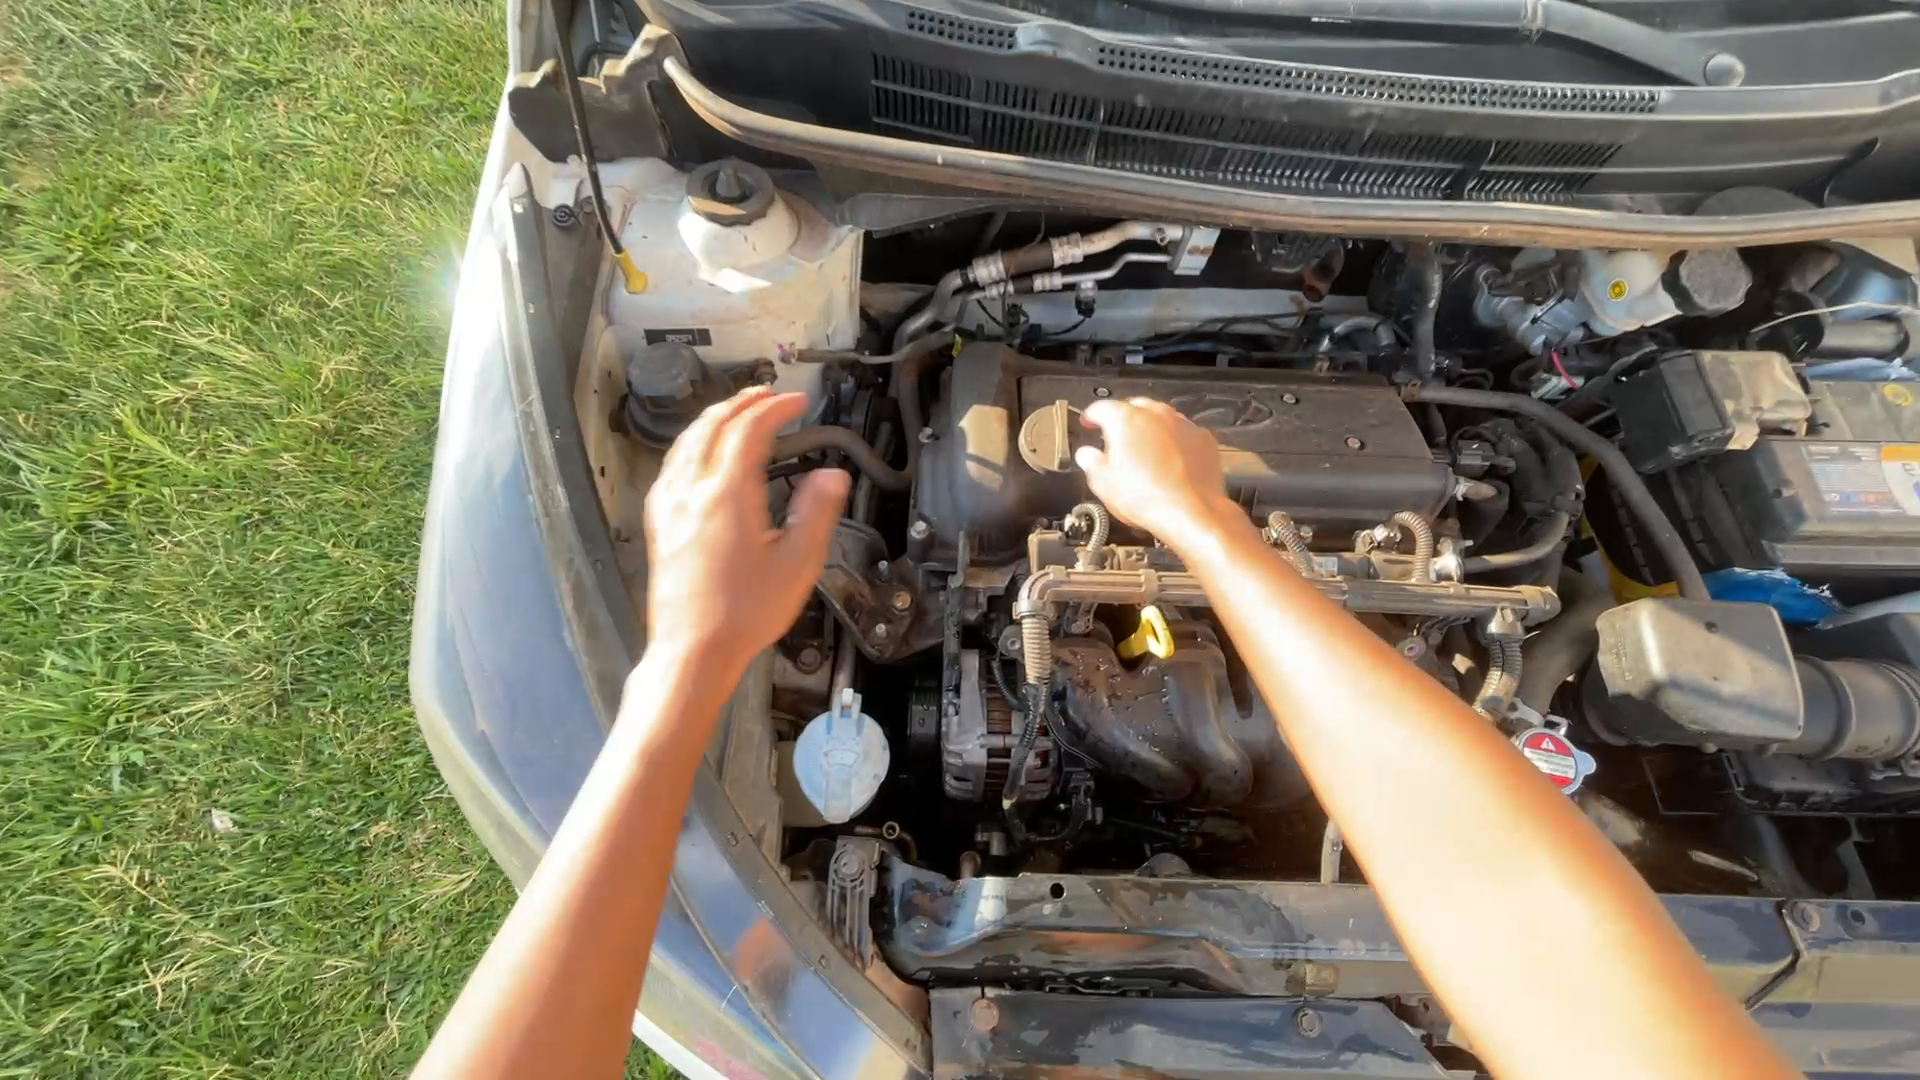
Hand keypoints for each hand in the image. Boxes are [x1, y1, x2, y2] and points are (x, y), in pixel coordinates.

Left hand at [643, 387, 849, 675]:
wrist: (693, 650)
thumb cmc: (745, 612)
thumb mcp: (798, 563)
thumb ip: (816, 512)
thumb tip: (833, 476)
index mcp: (727, 495)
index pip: (749, 431)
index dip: (774, 408)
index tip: (796, 402)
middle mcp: (691, 491)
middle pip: (712, 426)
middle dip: (742, 403)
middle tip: (768, 395)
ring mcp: (669, 505)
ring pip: (686, 441)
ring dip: (715, 418)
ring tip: (738, 411)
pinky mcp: (659, 523)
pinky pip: (672, 464)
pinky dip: (693, 442)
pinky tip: (700, 452)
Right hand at [1074, 397, 1238, 553]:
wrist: (1191, 513)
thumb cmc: (1145, 497)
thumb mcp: (1102, 483)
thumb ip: (1090, 462)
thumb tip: (1086, 454)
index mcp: (1125, 420)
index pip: (1101, 407)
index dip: (1090, 416)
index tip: (1088, 422)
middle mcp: (1155, 414)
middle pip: (1134, 407)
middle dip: (1122, 419)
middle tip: (1115, 438)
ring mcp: (1182, 424)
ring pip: (1160, 418)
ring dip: (1149, 429)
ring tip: (1143, 451)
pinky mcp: (1203, 438)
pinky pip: (1182, 432)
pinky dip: (1173, 441)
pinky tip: (1169, 460)